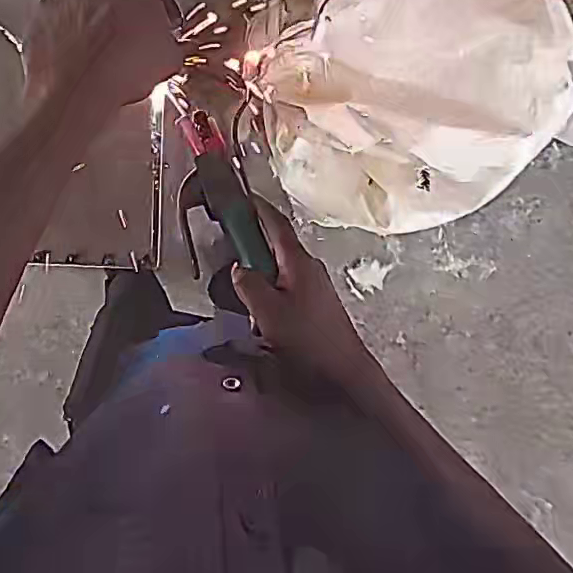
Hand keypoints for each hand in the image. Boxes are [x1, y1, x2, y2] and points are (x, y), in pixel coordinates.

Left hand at [24, 0, 181, 118]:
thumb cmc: (118, 72)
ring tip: (104, 51)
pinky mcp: (43, 16)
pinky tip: (80, 56)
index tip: (158, 21)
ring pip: (86, 1)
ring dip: (95, 19)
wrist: (76, 92)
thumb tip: (168, 48)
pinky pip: (60, 18)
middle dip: (124, 9)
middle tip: (131, 36)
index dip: (158, 5)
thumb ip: (170, 42)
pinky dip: (69, 32)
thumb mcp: (168, 59)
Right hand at [231, 198, 381, 391]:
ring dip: (259, 271)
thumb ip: (250, 285)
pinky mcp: (315, 305)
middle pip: (276, 245)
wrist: (345, 375)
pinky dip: (269, 289)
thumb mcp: (268, 312)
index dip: (258, 208)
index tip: (239, 197)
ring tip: (240, 289)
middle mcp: (308, 268)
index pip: (276, 224)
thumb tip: (239, 267)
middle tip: (227, 244)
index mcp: (298, 262)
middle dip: (253, 242)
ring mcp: (314, 286)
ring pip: (279, 268)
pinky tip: (259, 314)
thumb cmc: (307, 341)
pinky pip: (286, 286)